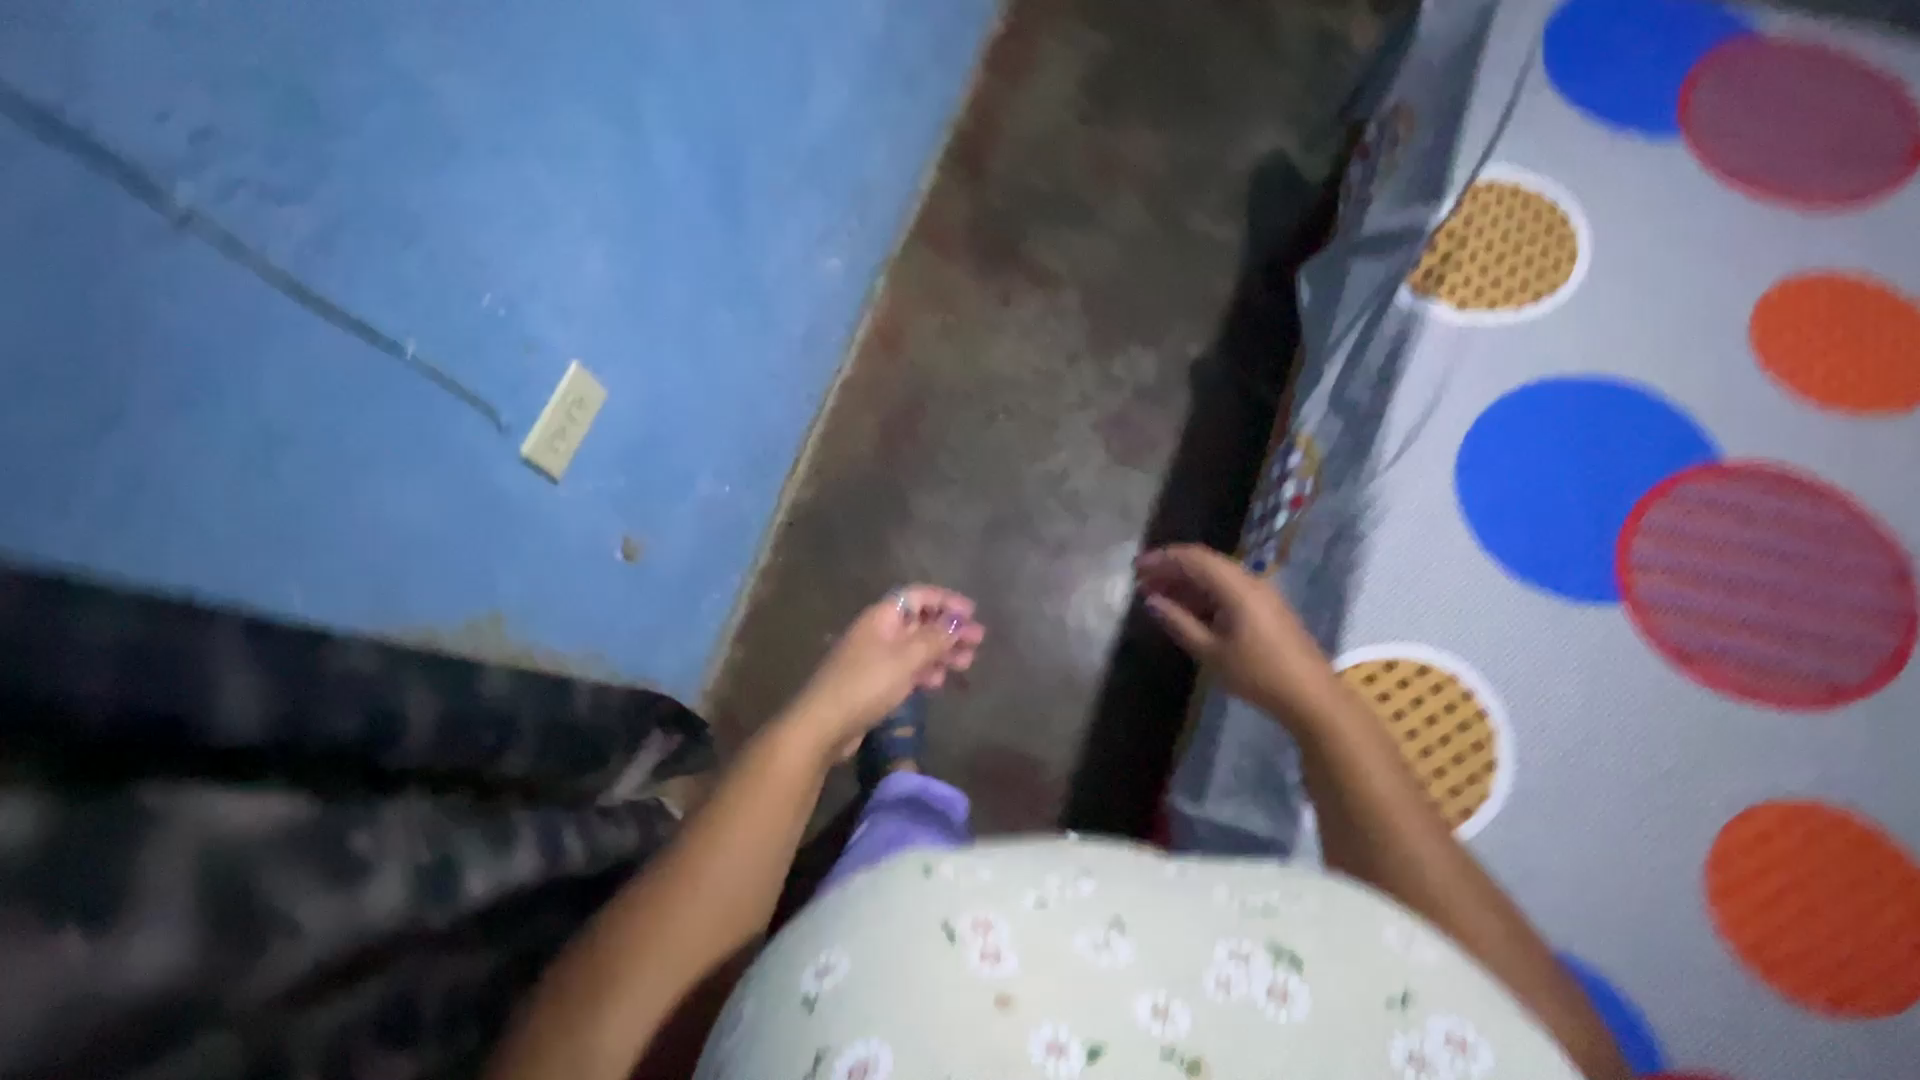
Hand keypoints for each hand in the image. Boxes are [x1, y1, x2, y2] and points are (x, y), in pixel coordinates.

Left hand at [783, 585, 986, 758]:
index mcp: (882, 616)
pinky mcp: (875, 682)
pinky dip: (925, 671)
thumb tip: (958, 621)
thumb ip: (935, 638)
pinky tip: (938, 682)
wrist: (824, 724)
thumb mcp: (906, 659)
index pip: (919, 596)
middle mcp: (879, 631)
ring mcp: (876, 657)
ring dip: (942, 652)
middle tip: (978, 642)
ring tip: (966, 664)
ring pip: (916, 647)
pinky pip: (907, 668)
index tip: (973, 613)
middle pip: (920, 622)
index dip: (947, 601)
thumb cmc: (866, 685)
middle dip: (949, 629)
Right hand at [1134, 544, 1338, 720]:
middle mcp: (1250, 581)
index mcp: (1237, 587)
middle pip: (1205, 563)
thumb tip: (1151, 601)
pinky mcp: (1266, 608)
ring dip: (1187, 583)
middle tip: (1142, 583)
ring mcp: (1261, 593)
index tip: (1136, 568)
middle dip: (1172, 569)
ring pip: (1217, 576)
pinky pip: (1228, 589)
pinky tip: (1187, 611)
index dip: (1163, 558)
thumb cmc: (1257, 675)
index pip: (1194, 558)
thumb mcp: (1211, 652)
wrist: (1310, 695)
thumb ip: (1178, 622)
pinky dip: (1204, 594)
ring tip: (1158, 598)